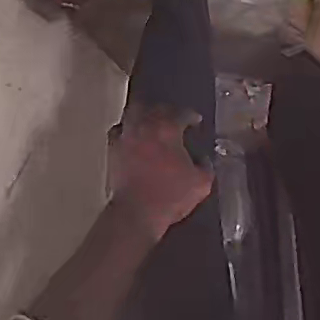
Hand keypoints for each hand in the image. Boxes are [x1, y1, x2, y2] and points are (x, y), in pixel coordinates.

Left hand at [108, 102, 211, 238]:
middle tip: (173, 118)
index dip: (191, 116)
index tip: (196, 121)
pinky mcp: (113, 149)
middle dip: (167, 110)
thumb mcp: (201, 183)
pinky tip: (131, 136)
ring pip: (133, 112)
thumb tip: (203, 159)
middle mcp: (146, 125)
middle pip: (156, 107)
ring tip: (150, 120)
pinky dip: (125, 129)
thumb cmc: (170, 196)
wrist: (137, 212)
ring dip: (144, 113)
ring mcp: (127, 135)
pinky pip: (118, 130)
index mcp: (169, 129)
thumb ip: (206, 166)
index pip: (182, 113)